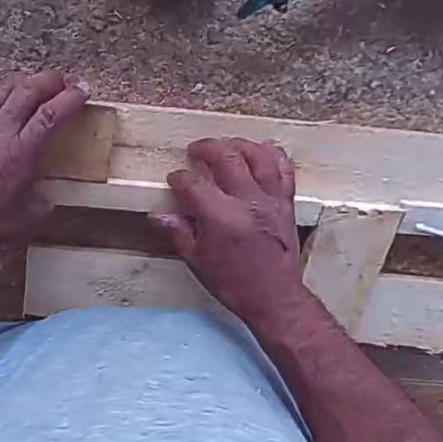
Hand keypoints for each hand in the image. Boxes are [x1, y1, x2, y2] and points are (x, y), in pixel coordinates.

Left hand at [0, 71, 89, 260]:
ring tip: (37, 84)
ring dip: (26, 81)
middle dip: (52, 81)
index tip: (83, 91)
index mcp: (20, 153)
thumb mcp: (20, 222)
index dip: (71, 98)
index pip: (52, 114)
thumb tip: (50, 200)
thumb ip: (42, 207)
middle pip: (30, 90)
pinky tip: (2, 90)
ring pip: (6, 88)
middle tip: (64, 83)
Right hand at [151, 137, 309, 328]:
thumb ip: (178, 232)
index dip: (180, 178)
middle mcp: (247, 202)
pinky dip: (273, 155)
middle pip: (227, 157)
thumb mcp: (196, 260)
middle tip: (195, 150)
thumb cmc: (232, 282)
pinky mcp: (285, 203)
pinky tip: (262, 150)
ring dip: (239, 145)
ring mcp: (270, 200)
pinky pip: (283, 169)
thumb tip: (157, 216)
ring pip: (258, 155)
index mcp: (220, 217)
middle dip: (207, 149)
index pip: (194, 184)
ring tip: (225, 145)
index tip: (174, 179)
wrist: (274, 296)